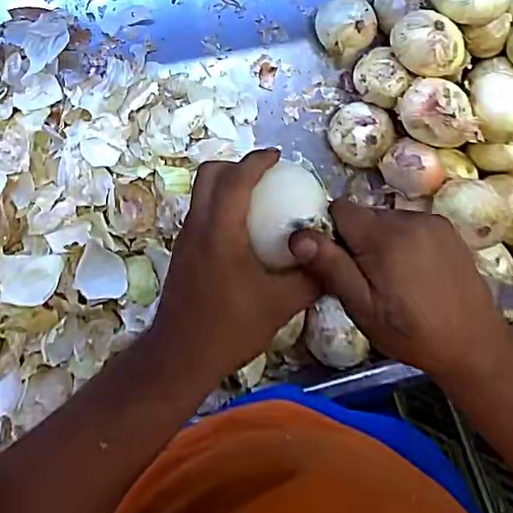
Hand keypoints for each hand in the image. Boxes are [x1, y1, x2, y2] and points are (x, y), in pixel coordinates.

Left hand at [149, 149, 319, 382]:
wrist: (180, 355)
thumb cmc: (229, 328)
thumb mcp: (279, 306)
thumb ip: (309, 278)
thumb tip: (331, 258)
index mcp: (219, 230)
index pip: (236, 179)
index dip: (257, 161)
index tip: (277, 156)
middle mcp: (197, 225)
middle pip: (209, 174)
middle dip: (237, 164)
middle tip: (265, 174)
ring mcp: (185, 237)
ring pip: (201, 191)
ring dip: (226, 183)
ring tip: (256, 196)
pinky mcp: (183, 250)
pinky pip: (201, 210)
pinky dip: (220, 204)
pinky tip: (242, 229)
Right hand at [290, 200, 510, 384]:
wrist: (476, 346)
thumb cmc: (412, 333)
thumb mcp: (363, 308)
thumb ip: (331, 268)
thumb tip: (299, 236)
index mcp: (383, 236)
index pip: (339, 209)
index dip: (332, 233)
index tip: (341, 263)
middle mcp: (406, 218)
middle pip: (363, 215)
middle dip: (358, 239)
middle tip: (369, 279)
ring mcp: (430, 220)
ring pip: (386, 219)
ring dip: (381, 240)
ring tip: (395, 278)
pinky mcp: (447, 227)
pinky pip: (409, 223)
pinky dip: (404, 241)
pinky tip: (415, 272)